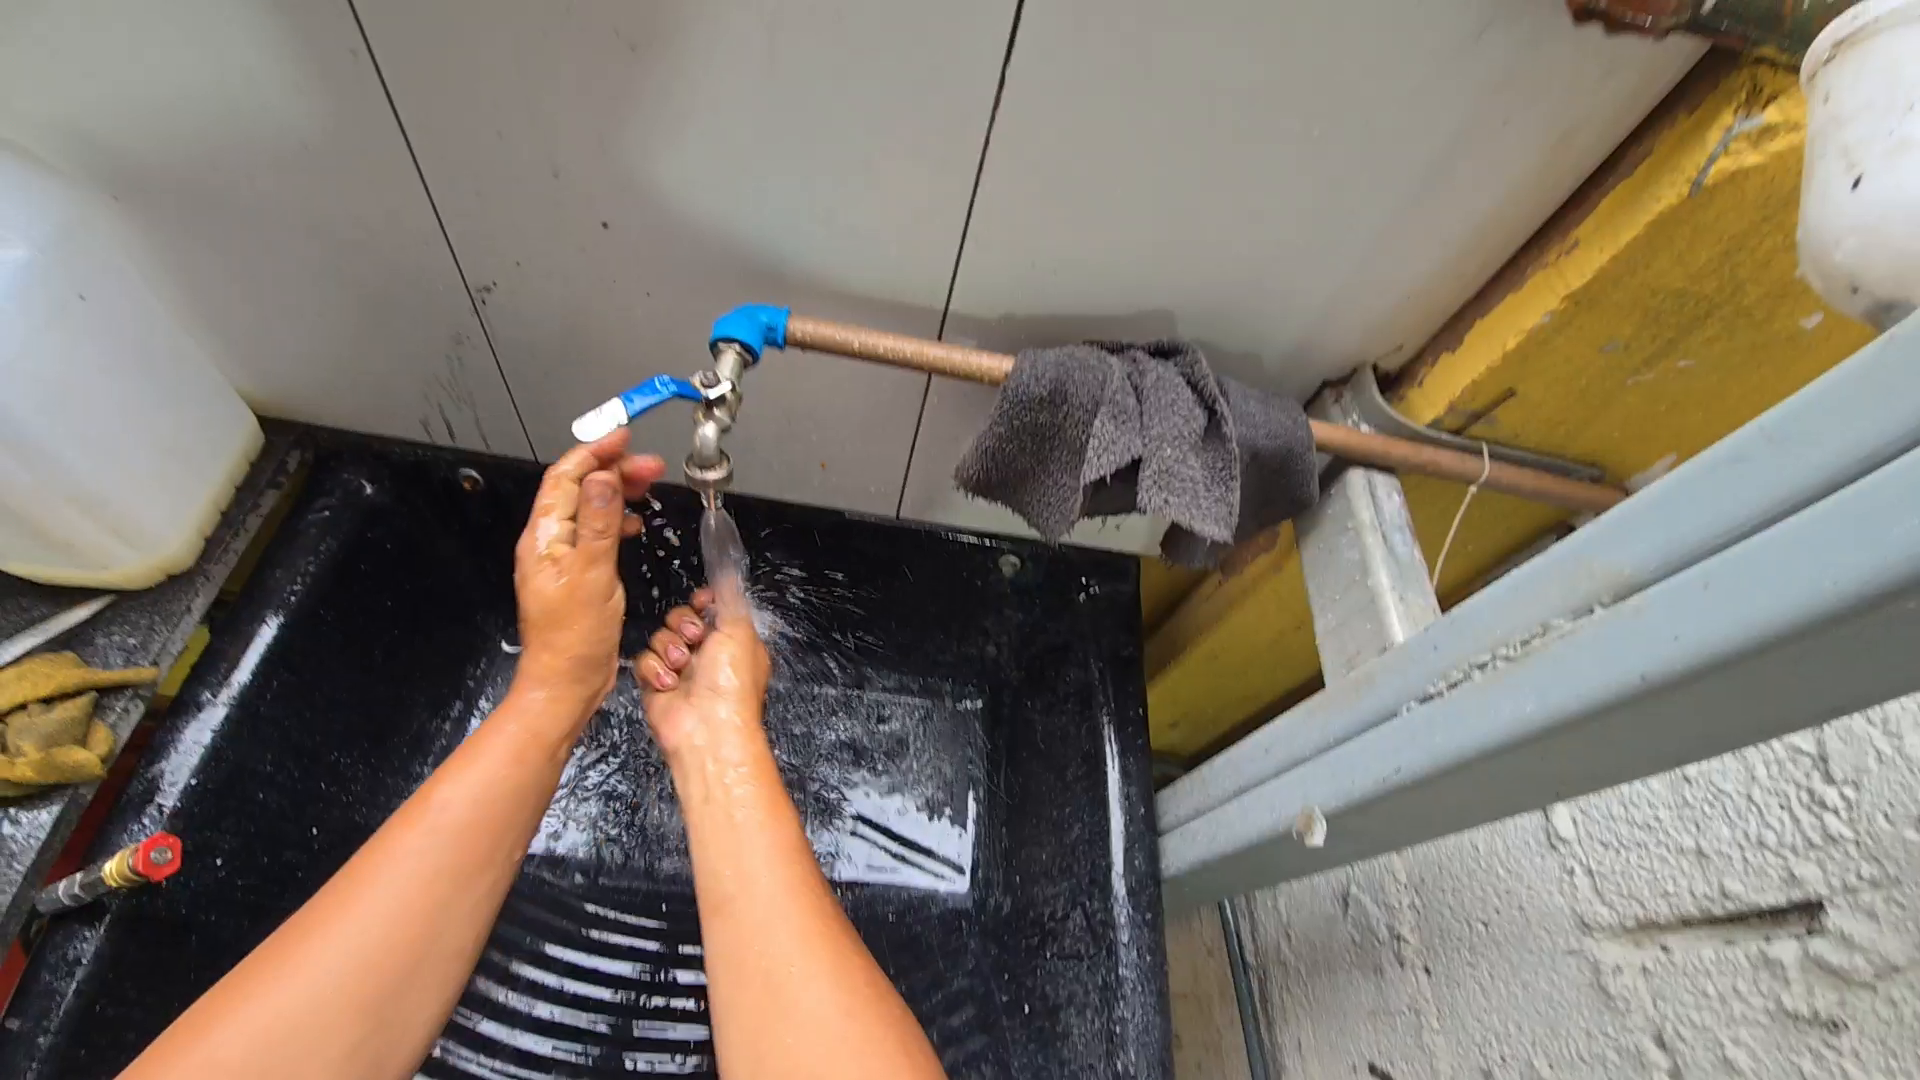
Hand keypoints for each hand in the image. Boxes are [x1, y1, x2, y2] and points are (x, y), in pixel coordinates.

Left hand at [512, 429, 665, 728]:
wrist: (566, 681)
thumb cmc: (575, 635)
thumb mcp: (592, 573)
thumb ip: (599, 522)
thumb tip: (603, 477)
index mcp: (544, 537)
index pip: (564, 478)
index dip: (593, 453)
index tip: (624, 437)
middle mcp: (549, 542)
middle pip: (578, 490)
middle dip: (613, 470)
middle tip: (652, 465)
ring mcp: (562, 558)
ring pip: (589, 509)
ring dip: (617, 492)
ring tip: (649, 486)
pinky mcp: (578, 574)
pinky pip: (596, 532)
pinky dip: (617, 520)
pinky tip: (636, 524)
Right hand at [635, 585, 771, 765]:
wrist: (708, 726)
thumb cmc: (731, 678)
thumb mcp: (740, 628)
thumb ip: (730, 597)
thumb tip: (728, 572)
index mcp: (733, 639)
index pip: (709, 607)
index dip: (701, 602)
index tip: (702, 602)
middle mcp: (707, 653)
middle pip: (680, 618)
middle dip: (683, 624)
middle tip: (694, 637)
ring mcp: (680, 668)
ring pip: (660, 637)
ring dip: (669, 648)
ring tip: (681, 665)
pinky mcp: (656, 684)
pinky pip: (644, 660)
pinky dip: (654, 670)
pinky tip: (668, 683)